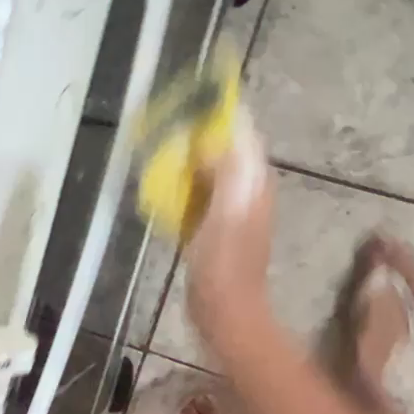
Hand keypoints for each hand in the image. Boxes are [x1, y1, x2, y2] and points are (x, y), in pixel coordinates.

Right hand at [185, 107, 274, 344]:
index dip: (218, 112)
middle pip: (225, 147)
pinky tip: (165, 191)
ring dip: (188, 161)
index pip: (240, 131)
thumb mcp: (223, 213)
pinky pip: (201, 193)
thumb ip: (224, 171)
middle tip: (165, 129)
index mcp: (253, 181)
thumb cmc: (222, 265)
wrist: (223, 312)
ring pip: (211, 170)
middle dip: (197, 136)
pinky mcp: (217, 227)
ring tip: (160, 154)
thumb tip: (217, 134)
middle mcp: (248, 188)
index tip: (187, 102)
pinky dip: (185, 186)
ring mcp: (233, 208)